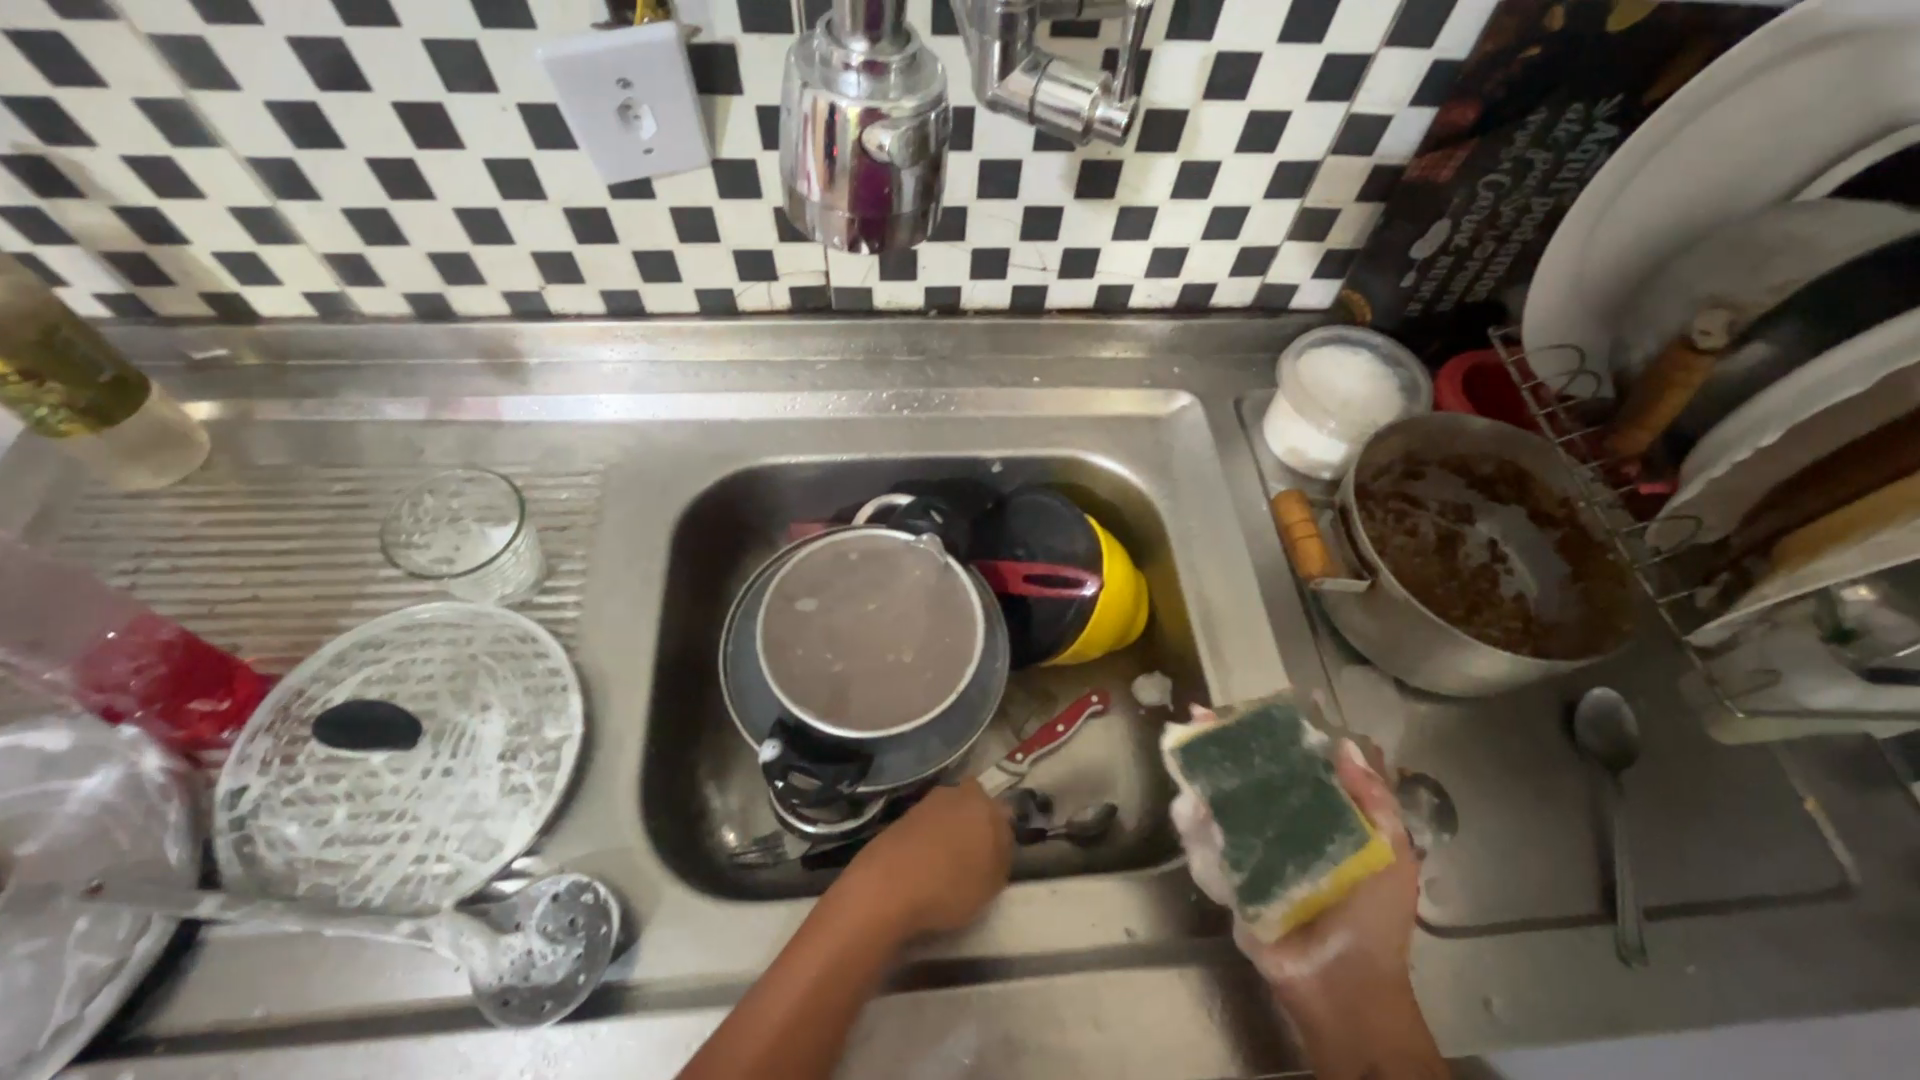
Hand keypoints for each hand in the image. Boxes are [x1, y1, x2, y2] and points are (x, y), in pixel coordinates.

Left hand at [842, 778, 1012, 938]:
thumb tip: (998, 843)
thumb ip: (1002, 856)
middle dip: (975, 824)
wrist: (887, 886)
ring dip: (949, 831)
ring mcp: (926, 802)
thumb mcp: (993, 883)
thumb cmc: (951, 886)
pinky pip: (926, 826)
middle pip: (974, 806)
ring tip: (945, 864)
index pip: (1005, 816)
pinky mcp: (902, 816)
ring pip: (948, 813)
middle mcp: (957, 794)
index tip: (997, 859)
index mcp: (986, 805)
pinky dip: (927, 840)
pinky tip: (923, 864)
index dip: (1002, 837)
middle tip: (973, 857)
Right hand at [1172, 714, 1419, 1000]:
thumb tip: (1343, 743)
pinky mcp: (1227, 878)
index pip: (1292, 764)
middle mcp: (1281, 826)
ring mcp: (1250, 851)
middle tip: (1199, 720)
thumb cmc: (1373, 916)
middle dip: (1220, 748)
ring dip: (1200, 781)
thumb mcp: (1390, 850)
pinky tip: (1191, 809)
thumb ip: (1370, 798)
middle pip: (1246, 777)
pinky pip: (1205, 848)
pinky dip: (1195, 829)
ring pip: (1216, 805)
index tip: (1251, 710)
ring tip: (1191, 764)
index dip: (1271, 736)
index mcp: (1321, 815)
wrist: (1342, 983)